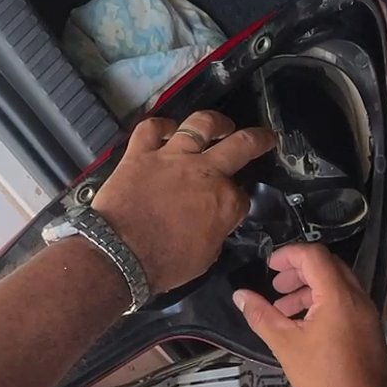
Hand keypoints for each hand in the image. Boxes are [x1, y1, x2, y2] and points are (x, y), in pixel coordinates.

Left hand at [90, 110, 273, 291]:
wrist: (121, 254)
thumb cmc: (166, 264)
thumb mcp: (205, 257)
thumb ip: (215, 233)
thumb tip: (212, 224)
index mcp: (225, 202)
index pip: (242, 197)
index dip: (238, 203)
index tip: (231, 210)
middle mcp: (205, 172)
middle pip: (241, 146)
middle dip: (259, 140)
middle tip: (265, 138)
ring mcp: (172, 157)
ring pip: (200, 124)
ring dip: (215, 122)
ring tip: (221, 124)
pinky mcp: (141, 153)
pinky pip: (152, 128)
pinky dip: (161, 125)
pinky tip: (168, 128)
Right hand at [232, 243, 386, 386]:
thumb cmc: (323, 378)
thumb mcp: (285, 345)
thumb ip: (261, 315)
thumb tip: (240, 295)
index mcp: (337, 296)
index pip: (314, 256)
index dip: (288, 255)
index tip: (269, 267)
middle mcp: (357, 297)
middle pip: (327, 266)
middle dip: (298, 270)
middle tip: (275, 285)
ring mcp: (367, 313)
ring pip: (337, 284)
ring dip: (309, 288)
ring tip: (284, 308)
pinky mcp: (369, 328)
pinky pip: (345, 301)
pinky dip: (323, 302)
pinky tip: (304, 325)